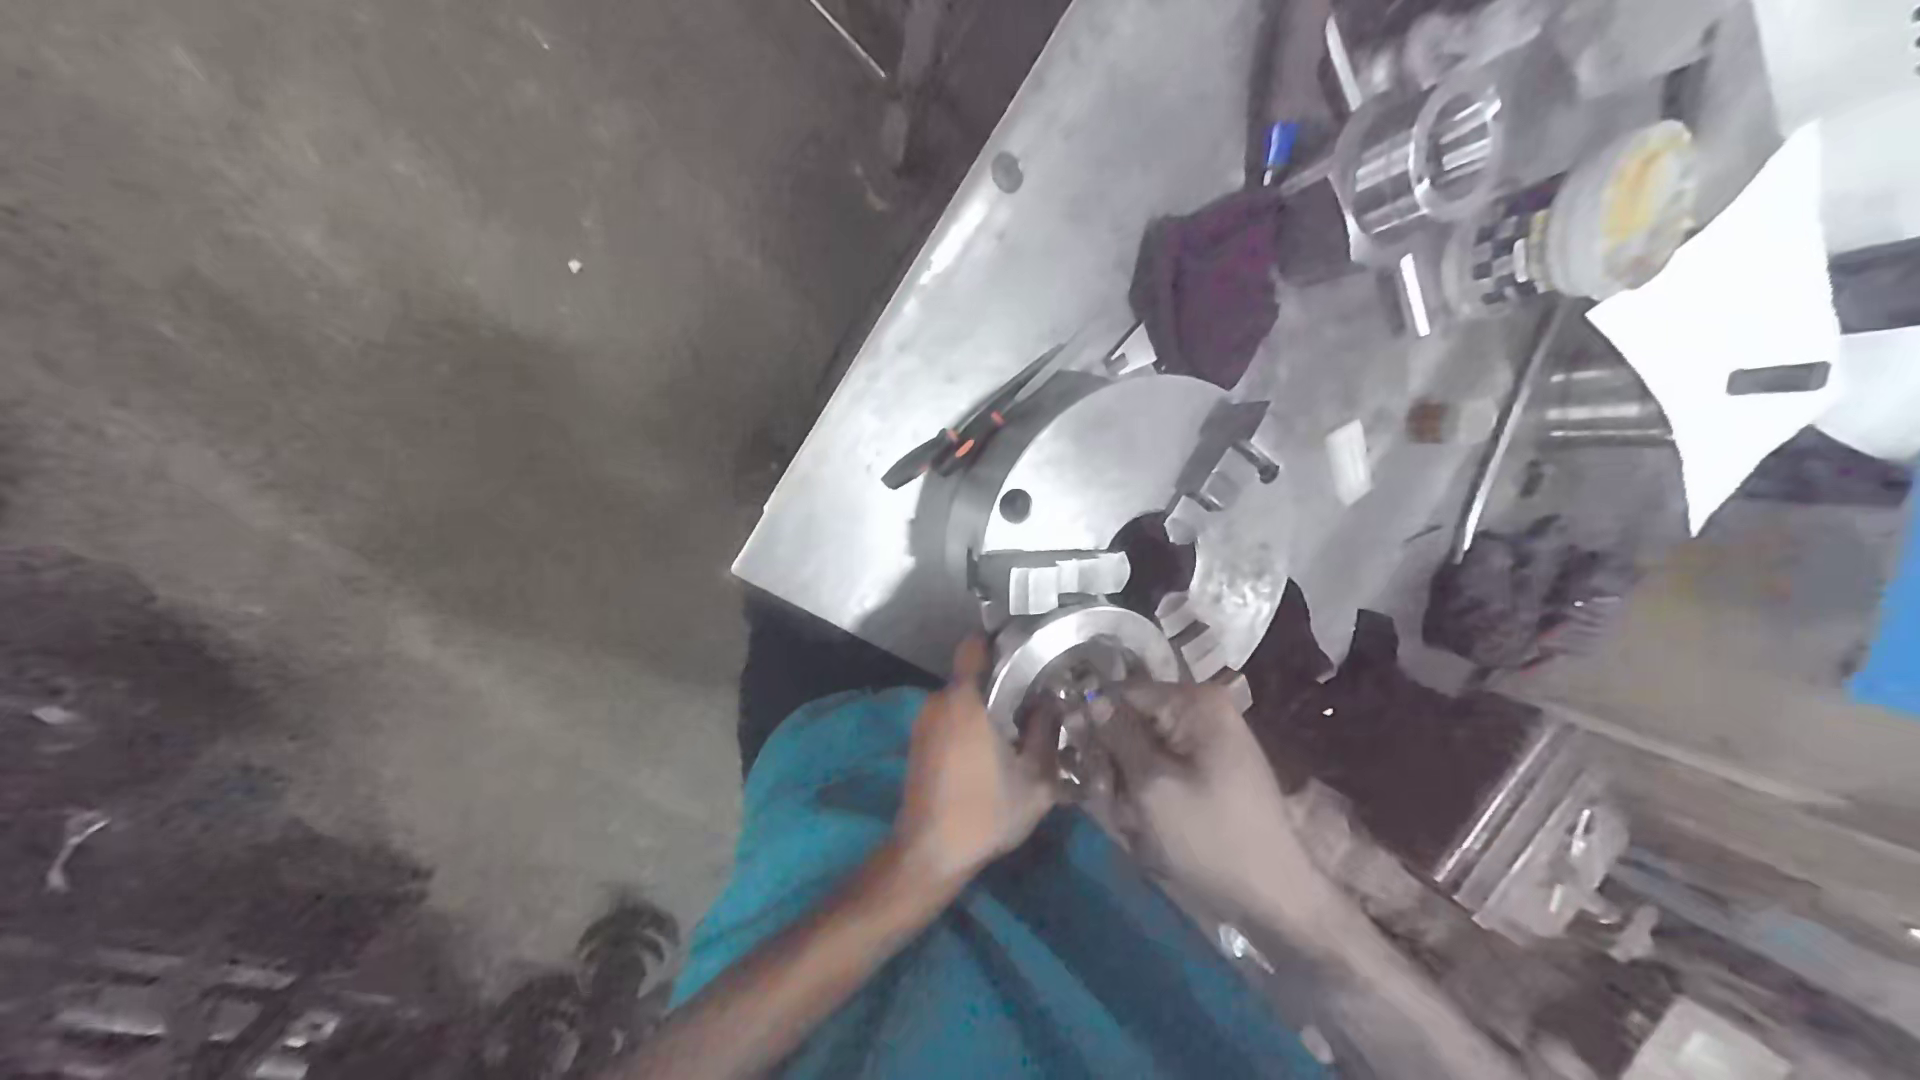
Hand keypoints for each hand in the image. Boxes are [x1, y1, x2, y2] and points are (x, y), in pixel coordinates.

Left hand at [891, 638, 1059, 886]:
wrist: (930, 852)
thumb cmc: (985, 812)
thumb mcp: (1035, 779)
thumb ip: (1047, 733)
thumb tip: (1052, 702)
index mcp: (964, 700)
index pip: (975, 645)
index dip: (1000, 641)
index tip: (1028, 652)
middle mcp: (939, 701)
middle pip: (974, 674)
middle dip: (1003, 682)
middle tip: (1036, 698)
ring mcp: (924, 721)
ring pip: (963, 698)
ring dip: (987, 706)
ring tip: (1018, 728)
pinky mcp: (918, 741)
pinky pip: (950, 716)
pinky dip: (970, 722)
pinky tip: (992, 750)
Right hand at [1103, 682, 1334, 929]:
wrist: (1274, 896)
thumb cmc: (1210, 837)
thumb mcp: (1152, 784)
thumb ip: (1116, 736)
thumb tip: (1086, 699)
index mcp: (1195, 703)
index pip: (1122, 693)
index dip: (1092, 720)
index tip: (1071, 755)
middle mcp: (1204, 709)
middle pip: (1133, 719)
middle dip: (1112, 757)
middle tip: (1105, 798)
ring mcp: (1210, 738)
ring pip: (1144, 745)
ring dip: (1126, 779)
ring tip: (1128, 818)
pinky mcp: (1211, 766)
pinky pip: (1163, 763)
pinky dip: (1147, 788)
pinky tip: (1144, 820)